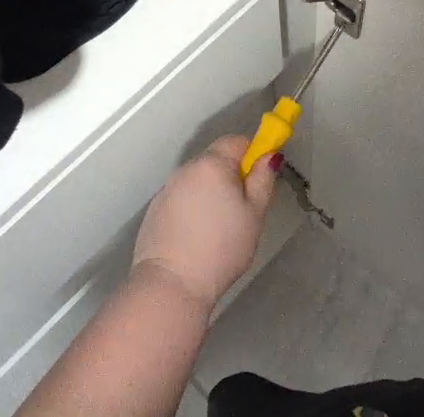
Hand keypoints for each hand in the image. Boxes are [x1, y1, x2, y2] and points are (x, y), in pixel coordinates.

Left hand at [131, 136, 279, 313]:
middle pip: (215, 160)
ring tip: (218, 230)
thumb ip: (263, 179)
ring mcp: (167, 188)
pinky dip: (192, 209)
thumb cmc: (222, 247)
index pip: (236, 141)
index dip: (252, 155)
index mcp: (212, 164)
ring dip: (210, 194)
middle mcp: (186, 169)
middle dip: (231, 177)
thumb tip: (269, 155)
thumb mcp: (254, 214)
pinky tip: (196, 238)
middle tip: (242, 211)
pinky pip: (181, 199)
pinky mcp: (155, 209)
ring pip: (198, 181)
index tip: (258, 181)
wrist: (172, 282)